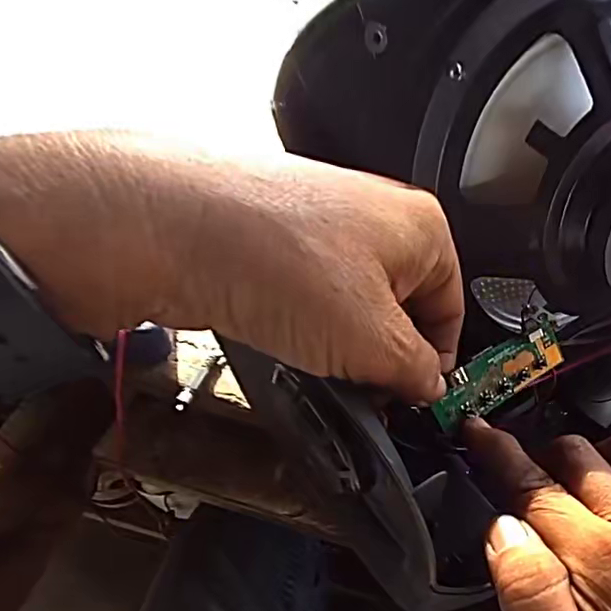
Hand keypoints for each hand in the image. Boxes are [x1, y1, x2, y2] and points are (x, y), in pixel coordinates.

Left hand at [0, 132, 463, 402]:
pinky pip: (314, 292)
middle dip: (390, 354)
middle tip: (369, 388)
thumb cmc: (274, 262)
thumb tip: (427, 386)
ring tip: (320, 361)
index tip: (416, 396)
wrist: (157, 225)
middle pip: (406, 307)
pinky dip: (309, 323)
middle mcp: (378, 214)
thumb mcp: (374, 343)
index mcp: (422, 228)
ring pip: (358, 303)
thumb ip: (418, 373)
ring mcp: (325, 220)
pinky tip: (288, 337)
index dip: (437, 362)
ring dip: (347, 343)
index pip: (452, 311)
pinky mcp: (278, 233)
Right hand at [463, 416, 610, 610]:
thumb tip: (504, 526)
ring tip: (575, 461)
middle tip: (511, 465)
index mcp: (601, 559)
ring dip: (607, 443)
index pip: (538, 489)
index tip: (476, 430)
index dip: (500, 456)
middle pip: (584, 459)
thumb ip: (528, 595)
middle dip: (541, 452)